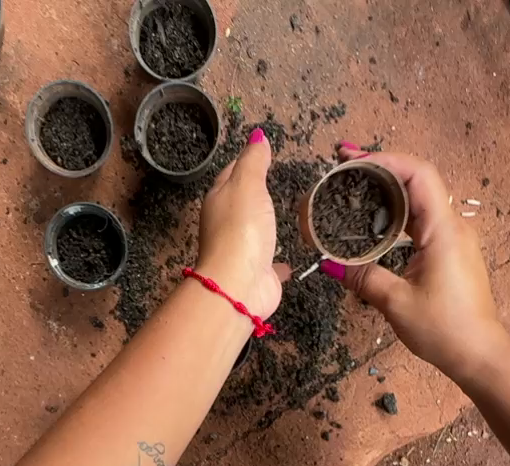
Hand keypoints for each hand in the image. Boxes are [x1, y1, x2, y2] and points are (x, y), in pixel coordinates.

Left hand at [194, 129, 281, 316]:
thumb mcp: (247, 184)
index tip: (260, 152)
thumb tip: (257, 136)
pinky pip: (269, 266)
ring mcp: (241, 253)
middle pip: (240, 204)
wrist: (238, 286)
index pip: (230, 173)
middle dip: (254, 194)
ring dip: (264, 227)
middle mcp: (226, 226)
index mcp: (219, 200)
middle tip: (271, 183)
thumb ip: (254, 161)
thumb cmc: (241, 229)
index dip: (244, 161)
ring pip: (254, 235)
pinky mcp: (257, 276)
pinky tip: (289, 263)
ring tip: (280, 218)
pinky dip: (278, 264)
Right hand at [327, 147, 509, 381]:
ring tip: (354, 192)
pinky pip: (422, 223)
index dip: (385, 159)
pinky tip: (375, 224)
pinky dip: (397, 216)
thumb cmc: (443, 329)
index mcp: (443, 229)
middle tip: (344, 169)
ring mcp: (454, 239)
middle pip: (417, 181)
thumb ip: (364, 277)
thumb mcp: (396, 303)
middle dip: (381, 170)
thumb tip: (332, 264)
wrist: (478, 354)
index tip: (352, 160)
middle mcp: (452, 226)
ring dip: (388, 193)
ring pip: (419, 202)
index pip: (417, 174)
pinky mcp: (451, 254)